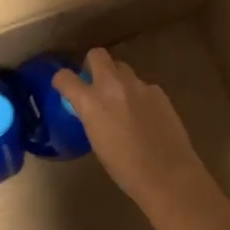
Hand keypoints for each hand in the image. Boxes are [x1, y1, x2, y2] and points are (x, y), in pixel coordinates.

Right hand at [54, 48, 208, 207]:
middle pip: (97, 55)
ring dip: (118, 79)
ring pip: (123, 68)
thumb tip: (94, 110)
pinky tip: (147, 115)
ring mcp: (138, 85)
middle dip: (93, 64)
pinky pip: (143, 85)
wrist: (167, 174)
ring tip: (124, 102)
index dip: (62, 80)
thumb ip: (92, 117)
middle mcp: (113, 86)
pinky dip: (139, 95)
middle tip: (96, 83)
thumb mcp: (97, 141)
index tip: (65, 87)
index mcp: (91, 102)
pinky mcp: (158, 91)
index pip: (65, 77)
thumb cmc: (125, 169)